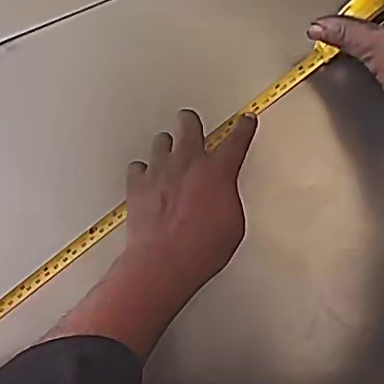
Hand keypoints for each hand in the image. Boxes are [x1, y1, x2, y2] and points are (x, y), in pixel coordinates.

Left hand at [122, 108, 257, 294]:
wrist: (163, 262)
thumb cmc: (198, 250)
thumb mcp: (233, 225)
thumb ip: (228, 200)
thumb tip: (224, 199)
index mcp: (217, 172)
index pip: (236, 139)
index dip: (243, 127)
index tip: (245, 121)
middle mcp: (187, 164)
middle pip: (189, 123)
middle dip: (193, 124)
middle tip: (194, 128)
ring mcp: (160, 172)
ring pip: (161, 140)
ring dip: (168, 146)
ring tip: (170, 156)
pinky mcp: (138, 185)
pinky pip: (138, 167)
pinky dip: (143, 172)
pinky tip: (148, 179)